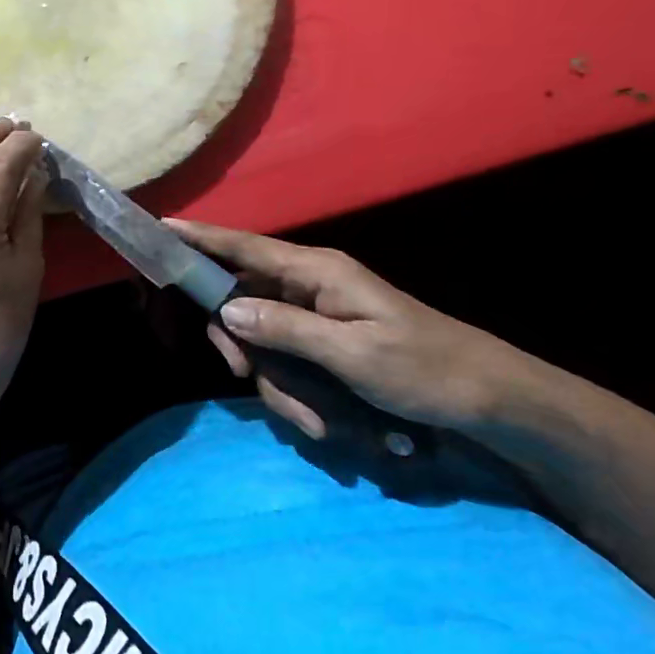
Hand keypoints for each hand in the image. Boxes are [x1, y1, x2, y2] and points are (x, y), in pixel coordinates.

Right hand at [167, 219, 547, 439]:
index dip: (199, 237)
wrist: (495, 405)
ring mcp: (315, 316)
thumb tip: (224, 308)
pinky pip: (286, 364)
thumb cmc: (428, 369)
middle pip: (241, 302)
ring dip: (280, 385)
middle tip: (241, 374)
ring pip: (262, 342)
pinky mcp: (324, 344)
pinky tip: (331, 426)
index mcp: (315, 271)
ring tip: (322, 425)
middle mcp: (308, 286)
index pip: (243, 246)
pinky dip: (299, 397)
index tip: (160, 227)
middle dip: (241, 344)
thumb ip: (283, 327)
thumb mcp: (354, 353)